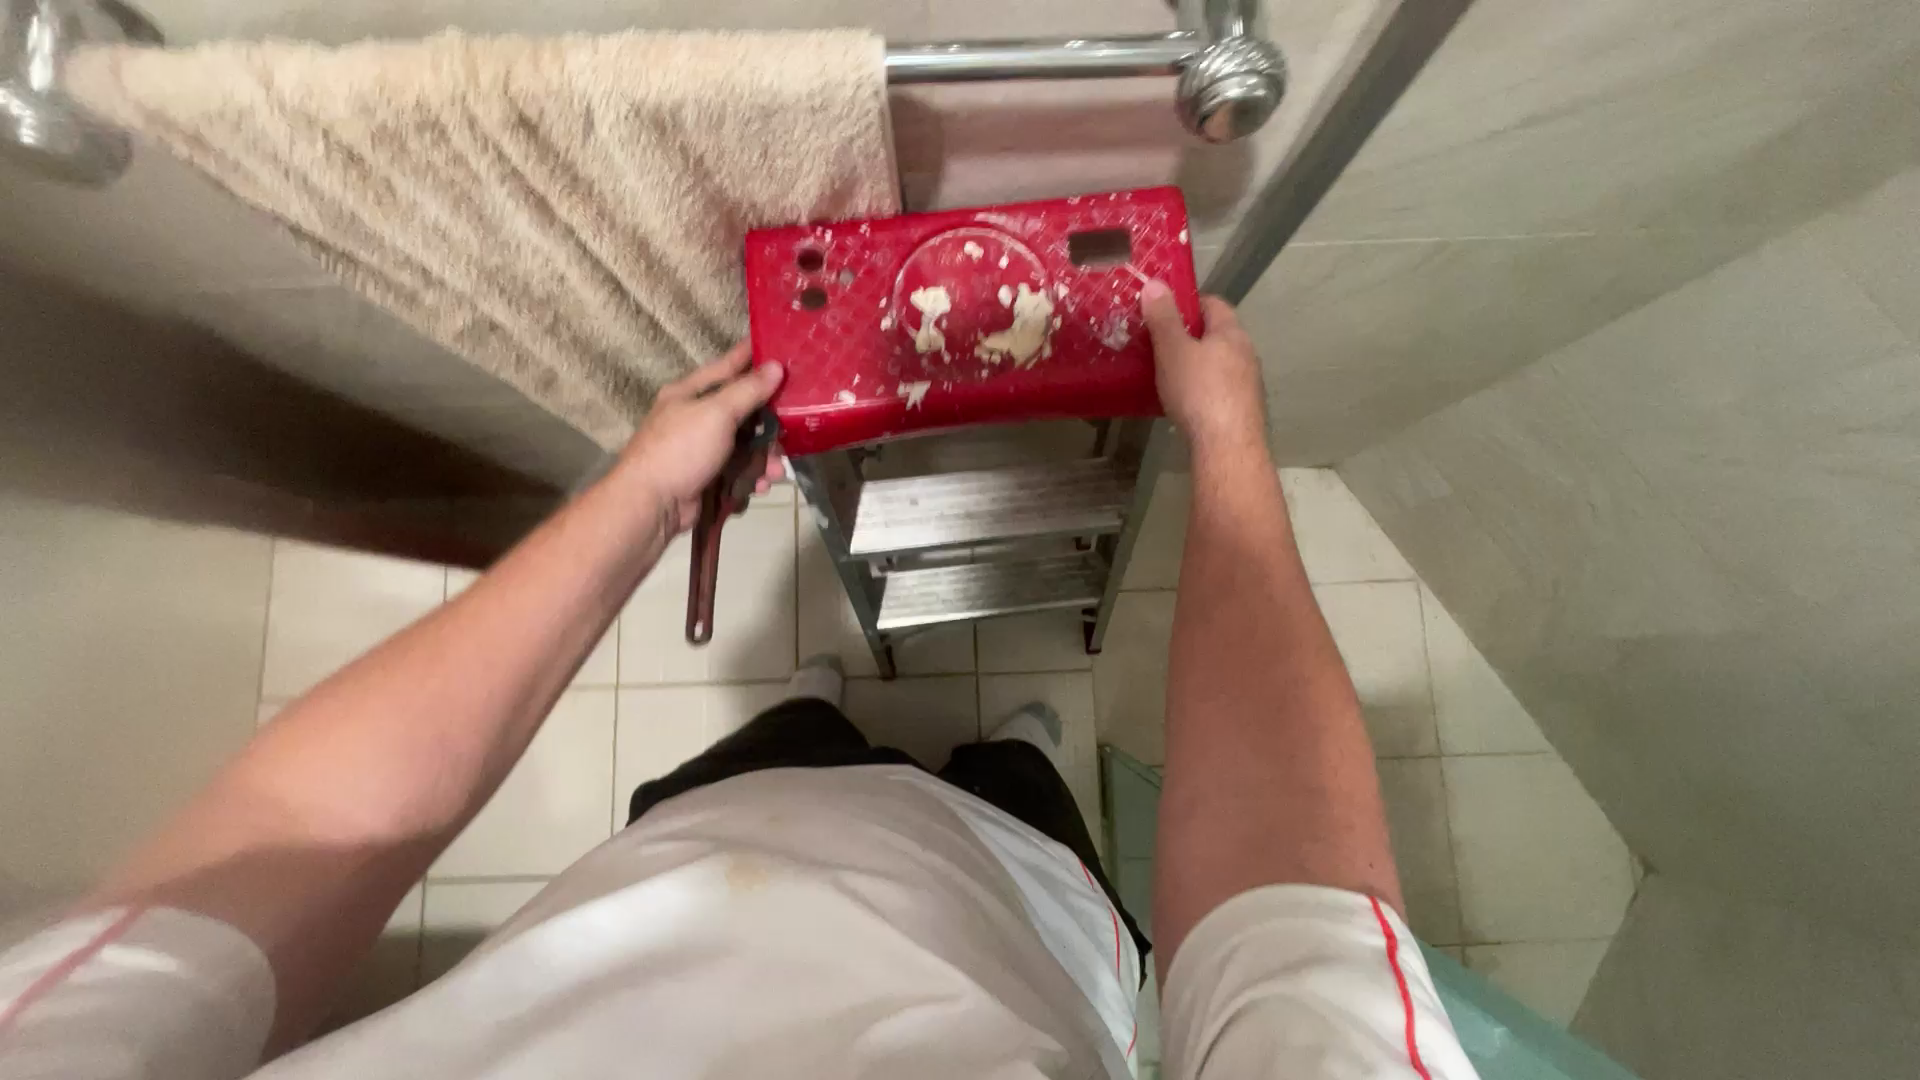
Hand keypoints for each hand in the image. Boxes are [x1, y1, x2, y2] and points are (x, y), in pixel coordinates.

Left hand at [618, 343, 785, 533]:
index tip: (780, 347)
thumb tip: (775, 366)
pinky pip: (739, 472)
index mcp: (691, 393)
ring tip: (777, 471)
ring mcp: (702, 449)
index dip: (752, 355)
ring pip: (746, 445)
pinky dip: (752, 479)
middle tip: (794, 425)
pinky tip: (761, 487)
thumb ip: (748, 390)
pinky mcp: (708, 476)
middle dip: (769, 423)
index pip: (728, 366)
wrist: (653, 504)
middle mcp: (697, 417)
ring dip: (765, 458)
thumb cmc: (681, 450)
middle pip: (744, 410)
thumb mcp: (717, 413)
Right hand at [1140, 281, 1266, 455]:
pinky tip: (1185, 404)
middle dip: (1190, 336)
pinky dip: (1202, 390)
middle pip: (1217, 335)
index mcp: (1231, 333)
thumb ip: (1163, 318)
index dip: (1188, 303)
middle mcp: (1246, 353)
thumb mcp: (1173, 351)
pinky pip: (1220, 389)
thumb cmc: (1198, 392)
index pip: (1213, 304)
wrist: (1227, 446)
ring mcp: (1248, 383)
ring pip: (1219, 364)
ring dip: (1197, 365)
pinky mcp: (1243, 410)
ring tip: (1168, 375)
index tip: (1163, 312)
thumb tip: (1155, 283)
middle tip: (1159, 345)